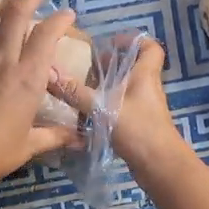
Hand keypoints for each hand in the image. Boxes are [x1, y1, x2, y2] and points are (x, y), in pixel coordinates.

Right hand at [52, 37, 191, 177]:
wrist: (160, 167)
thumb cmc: (138, 130)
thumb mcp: (103, 108)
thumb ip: (76, 92)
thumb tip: (48, 73)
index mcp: (145, 76)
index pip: (151, 48)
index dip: (133, 41)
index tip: (110, 43)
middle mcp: (147, 89)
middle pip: (133, 68)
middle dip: (111, 65)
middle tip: (87, 68)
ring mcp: (144, 109)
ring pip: (125, 90)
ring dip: (106, 88)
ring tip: (81, 89)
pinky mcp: (139, 126)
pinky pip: (121, 109)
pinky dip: (106, 108)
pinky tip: (87, 114)